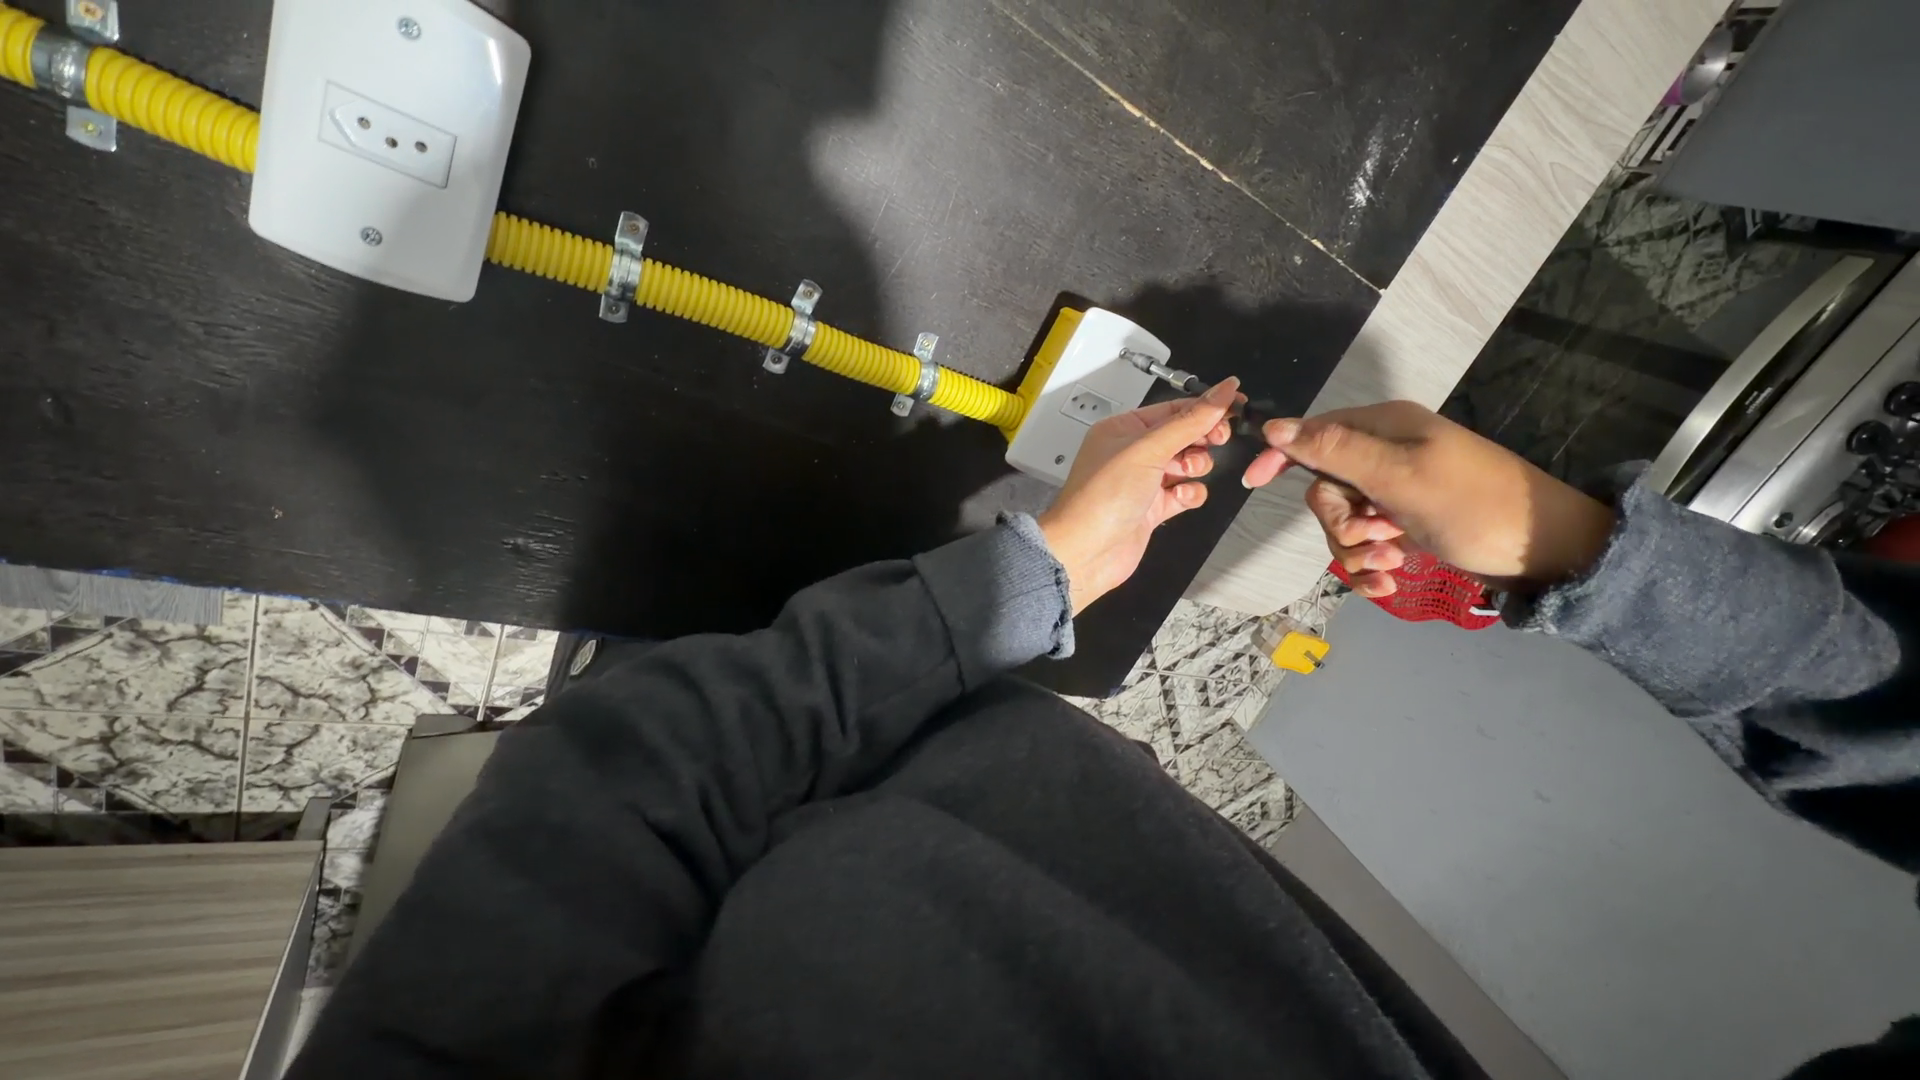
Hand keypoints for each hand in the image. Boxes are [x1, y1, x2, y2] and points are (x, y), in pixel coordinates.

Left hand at [1038, 379, 1239, 613]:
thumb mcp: (1148, 449)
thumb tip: (1220, 393)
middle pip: (1183, 435)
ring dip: (1195, 468)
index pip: (1172, 409)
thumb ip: (1189, 421)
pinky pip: (1185, 493)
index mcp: (1122, 430)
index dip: (1205, 407)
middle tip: (1216, 440)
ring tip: (1186, 474)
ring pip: (1188, 465)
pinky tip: (1182, 498)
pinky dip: (1190, 494)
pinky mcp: (1152, 508)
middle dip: (1201, 439)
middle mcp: (1131, 453)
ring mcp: (1142, 482)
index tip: (1234, 406)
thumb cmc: (1098, 500)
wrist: (1085, 553)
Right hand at [1240, 401, 1615, 598]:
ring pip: (1341, 520)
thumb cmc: (1474, 506)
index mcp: (1384, 429)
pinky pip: (1364, 543)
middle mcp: (1386, 455)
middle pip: (1324, 488)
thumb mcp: (1399, 476)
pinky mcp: (1405, 523)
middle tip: (1371, 535)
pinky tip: (1387, 582)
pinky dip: (1369, 566)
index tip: (1253, 483)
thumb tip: (1273, 426)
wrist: (1548, 552)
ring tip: (1390, 564)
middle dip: (1338, 521)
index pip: (1313, 434)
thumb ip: (1334, 450)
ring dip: (1356, 549)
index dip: (1281, 455)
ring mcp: (1396, 492)